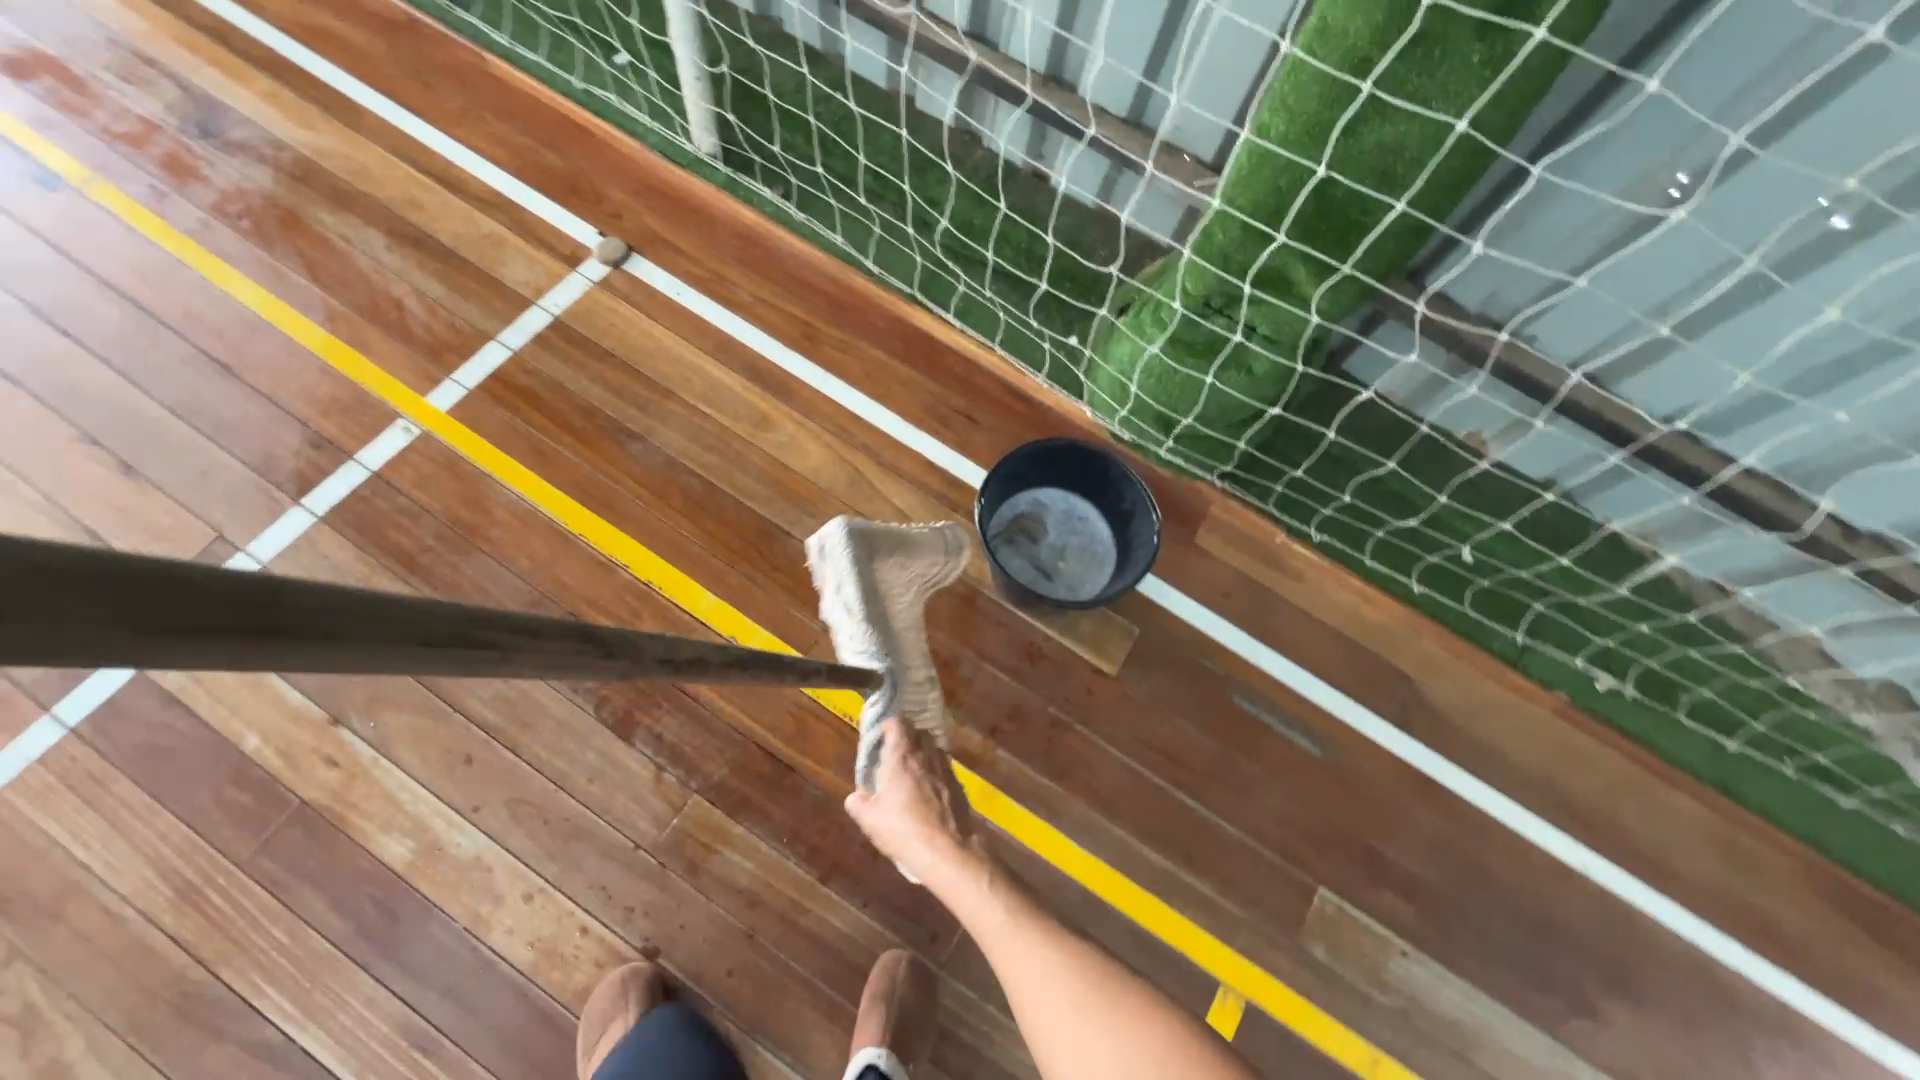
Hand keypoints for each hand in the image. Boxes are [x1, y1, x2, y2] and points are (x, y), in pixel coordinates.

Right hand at [844, 718, 984, 885]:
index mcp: (901, 757)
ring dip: (923, 755)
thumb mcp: (869, 820)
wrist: (947, 852)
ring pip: (934, 750)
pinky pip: (945, 769)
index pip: (897, 724)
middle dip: (907, 738)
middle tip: (895, 755)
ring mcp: (946, 770)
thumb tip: (857, 796)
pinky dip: (936, 773)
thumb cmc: (903, 831)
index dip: (887, 726)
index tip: (879, 739)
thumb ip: (858, 803)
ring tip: (912, 774)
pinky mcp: (959, 786)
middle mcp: (926, 756)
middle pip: (919, 732)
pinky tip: (930, 793)